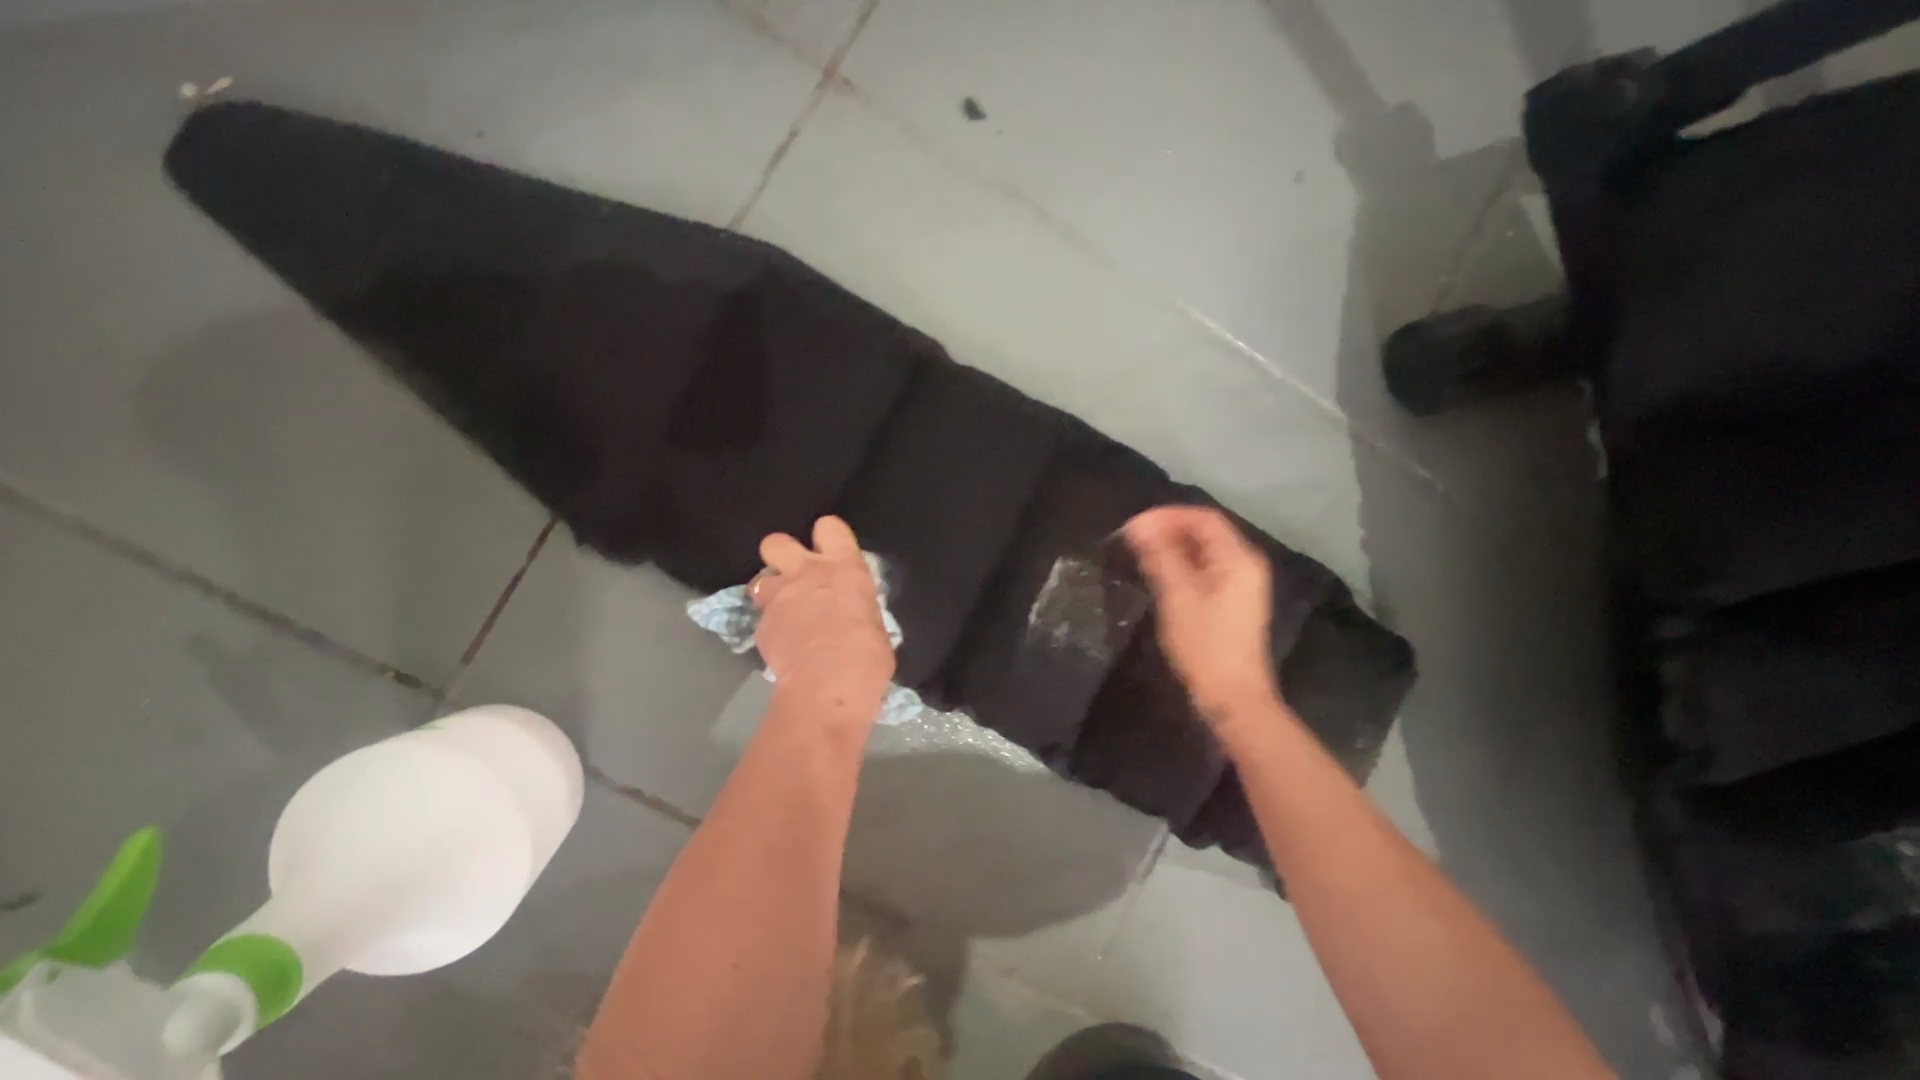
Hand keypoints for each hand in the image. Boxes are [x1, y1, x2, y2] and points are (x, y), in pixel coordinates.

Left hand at [751, 516, 895, 717]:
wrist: (827, 687)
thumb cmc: (867, 657)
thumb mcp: (875, 624)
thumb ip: (857, 607)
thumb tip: (854, 615)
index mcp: (844, 568)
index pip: (829, 526)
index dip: (827, 537)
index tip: (831, 554)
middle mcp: (806, 573)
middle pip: (777, 541)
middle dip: (782, 555)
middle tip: (796, 576)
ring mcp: (779, 598)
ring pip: (760, 579)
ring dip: (770, 591)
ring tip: (784, 612)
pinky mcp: (761, 626)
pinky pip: (762, 619)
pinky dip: (771, 628)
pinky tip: (783, 645)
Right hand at [1124, 506, 1282, 733]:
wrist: (1232, 698)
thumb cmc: (1205, 646)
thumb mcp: (1177, 596)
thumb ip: (1159, 557)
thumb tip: (1139, 527)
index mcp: (1239, 558)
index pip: (1203, 519)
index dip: (1166, 516)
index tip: (1132, 527)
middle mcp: (1245, 565)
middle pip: (1205, 533)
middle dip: (1168, 530)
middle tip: (1131, 540)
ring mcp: (1241, 586)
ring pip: (1204, 553)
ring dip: (1172, 548)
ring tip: (1138, 555)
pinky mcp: (1231, 605)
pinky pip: (1205, 572)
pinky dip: (1180, 567)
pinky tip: (1157, 576)